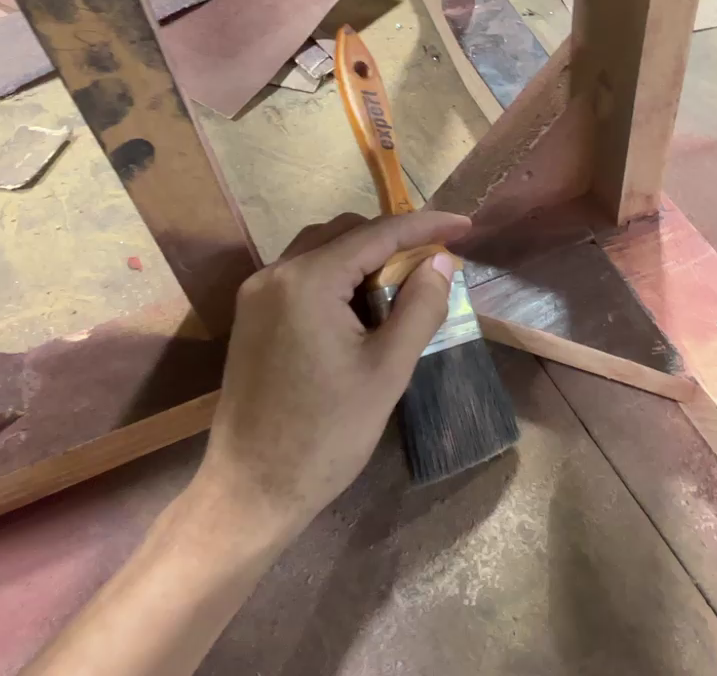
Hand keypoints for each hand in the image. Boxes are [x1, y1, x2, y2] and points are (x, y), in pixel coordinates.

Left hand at [200, 210, 470, 532]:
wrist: (252, 491)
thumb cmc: (327, 434)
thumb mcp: (388, 370)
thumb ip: (420, 306)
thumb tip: (439, 261)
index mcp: (307, 281)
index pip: (377, 233)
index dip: (426, 225)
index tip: (464, 226)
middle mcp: (274, 274)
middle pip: (346, 234)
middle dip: (394, 243)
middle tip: (434, 267)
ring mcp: (256, 295)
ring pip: (323, 251)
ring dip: (365, 259)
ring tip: (402, 289)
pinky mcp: (251, 317)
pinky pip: (303, 276)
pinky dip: (338, 278)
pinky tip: (362, 310)